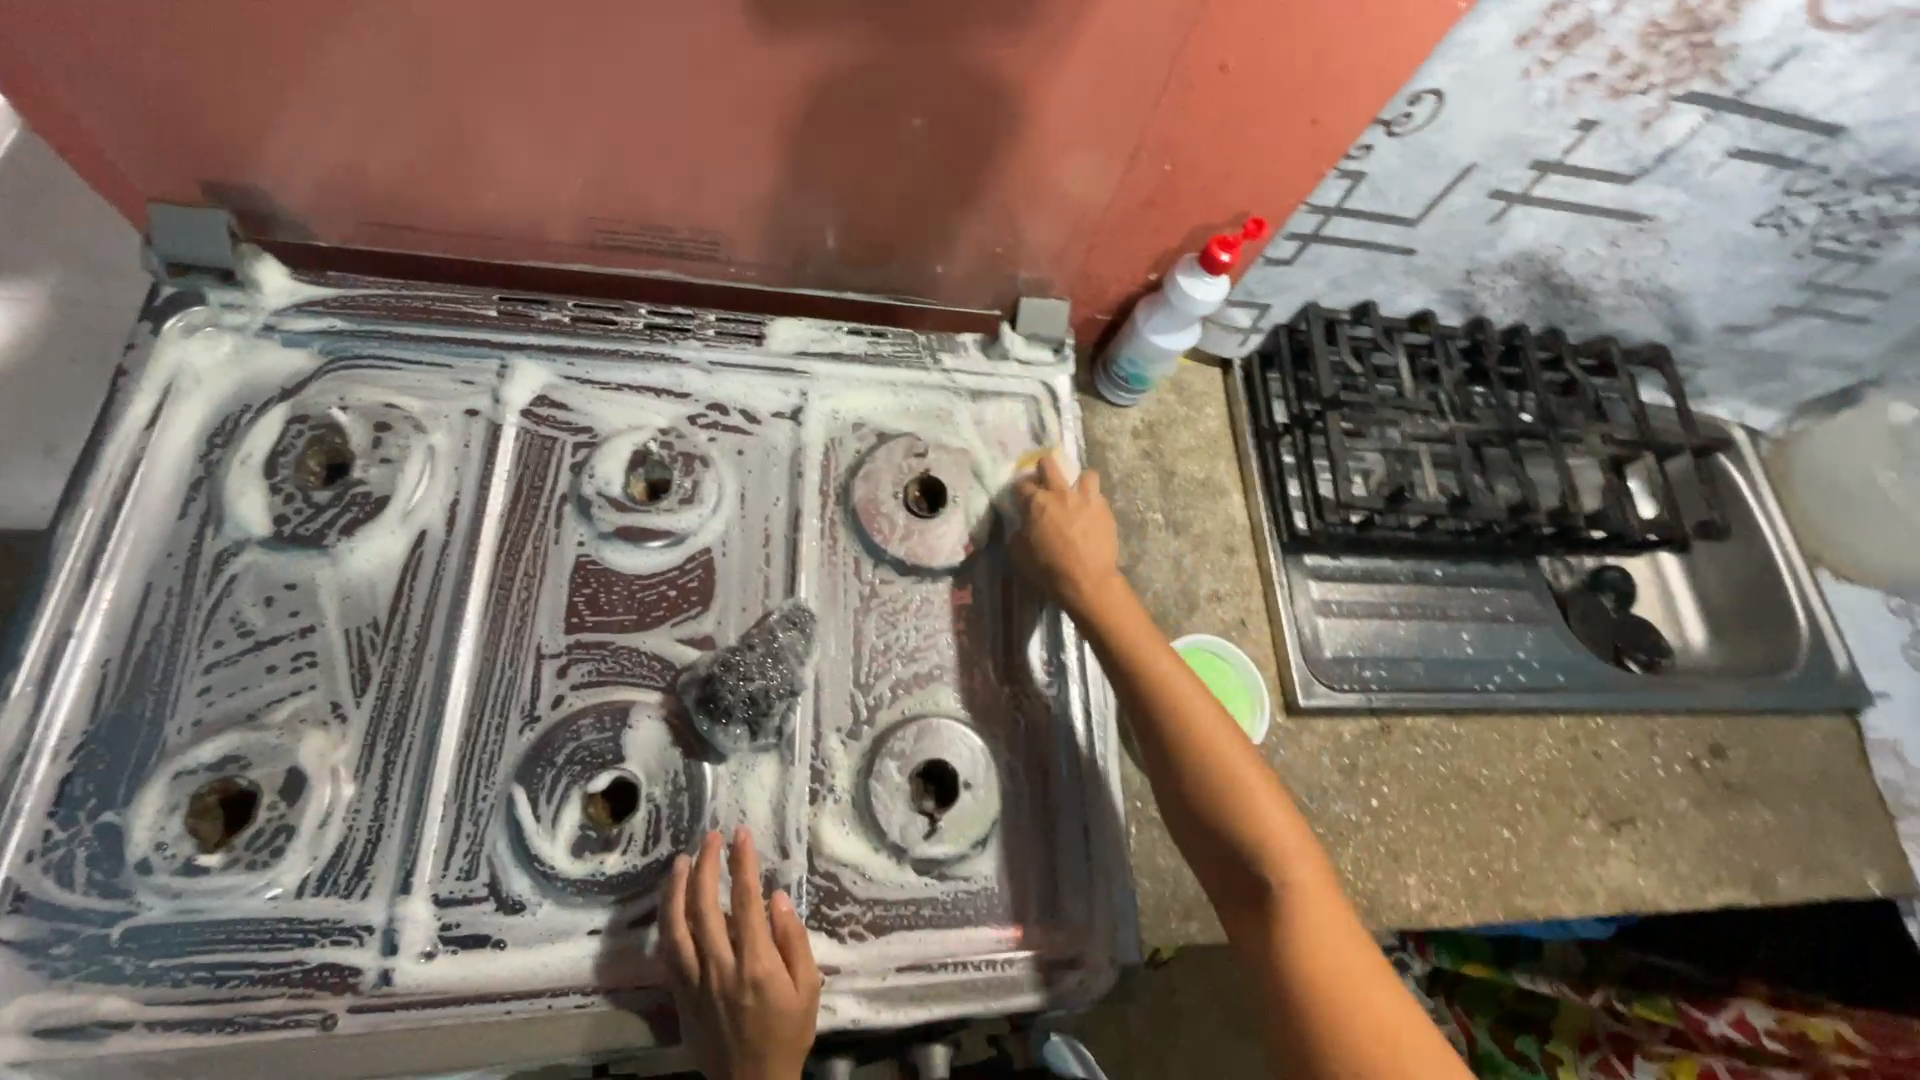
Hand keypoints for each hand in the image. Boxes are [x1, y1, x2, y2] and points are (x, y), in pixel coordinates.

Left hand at [660, 828, 819, 1079]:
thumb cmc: (788, 1033)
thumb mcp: (808, 988)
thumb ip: (794, 941)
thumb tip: (777, 898)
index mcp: (756, 965)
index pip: (745, 901)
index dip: (742, 863)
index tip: (741, 834)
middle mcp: (720, 968)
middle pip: (704, 906)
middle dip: (706, 865)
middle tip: (711, 837)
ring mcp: (694, 982)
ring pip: (675, 926)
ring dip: (676, 888)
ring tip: (681, 860)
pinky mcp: (680, 995)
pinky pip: (667, 951)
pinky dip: (666, 921)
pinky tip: (671, 901)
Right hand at [1012, 454, 1121, 614]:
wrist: (1087, 580)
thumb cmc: (1048, 569)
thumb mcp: (1019, 554)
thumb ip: (1018, 534)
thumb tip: (1022, 527)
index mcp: (1036, 503)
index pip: (1022, 485)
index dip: (1019, 490)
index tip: (1021, 497)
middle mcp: (1060, 493)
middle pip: (1049, 464)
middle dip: (1044, 467)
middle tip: (1045, 481)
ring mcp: (1086, 498)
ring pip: (1085, 474)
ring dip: (1079, 482)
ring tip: (1078, 494)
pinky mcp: (1105, 509)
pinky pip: (1099, 496)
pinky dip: (1093, 501)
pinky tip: (1091, 514)